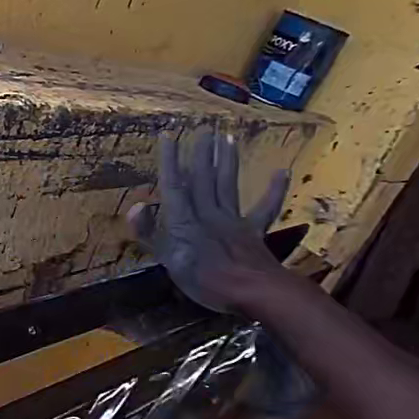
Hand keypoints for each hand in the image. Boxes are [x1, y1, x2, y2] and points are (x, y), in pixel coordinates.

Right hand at [127, 132, 290, 313]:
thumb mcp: (169, 261)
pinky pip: (265, 208)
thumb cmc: (205, 280)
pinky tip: (282, 172)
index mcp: (186, 221)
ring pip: (228, 185)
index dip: (170, 161)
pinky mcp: (254, 231)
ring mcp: (234, 221)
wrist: (251, 290)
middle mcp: (209, 213)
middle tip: (203, 128)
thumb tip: (136, 206)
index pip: (174, 186)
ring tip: (227, 137)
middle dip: (201, 154)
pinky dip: (274, 190)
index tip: (168, 135)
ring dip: (227, 161)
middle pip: (203, 179)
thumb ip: (150, 234)